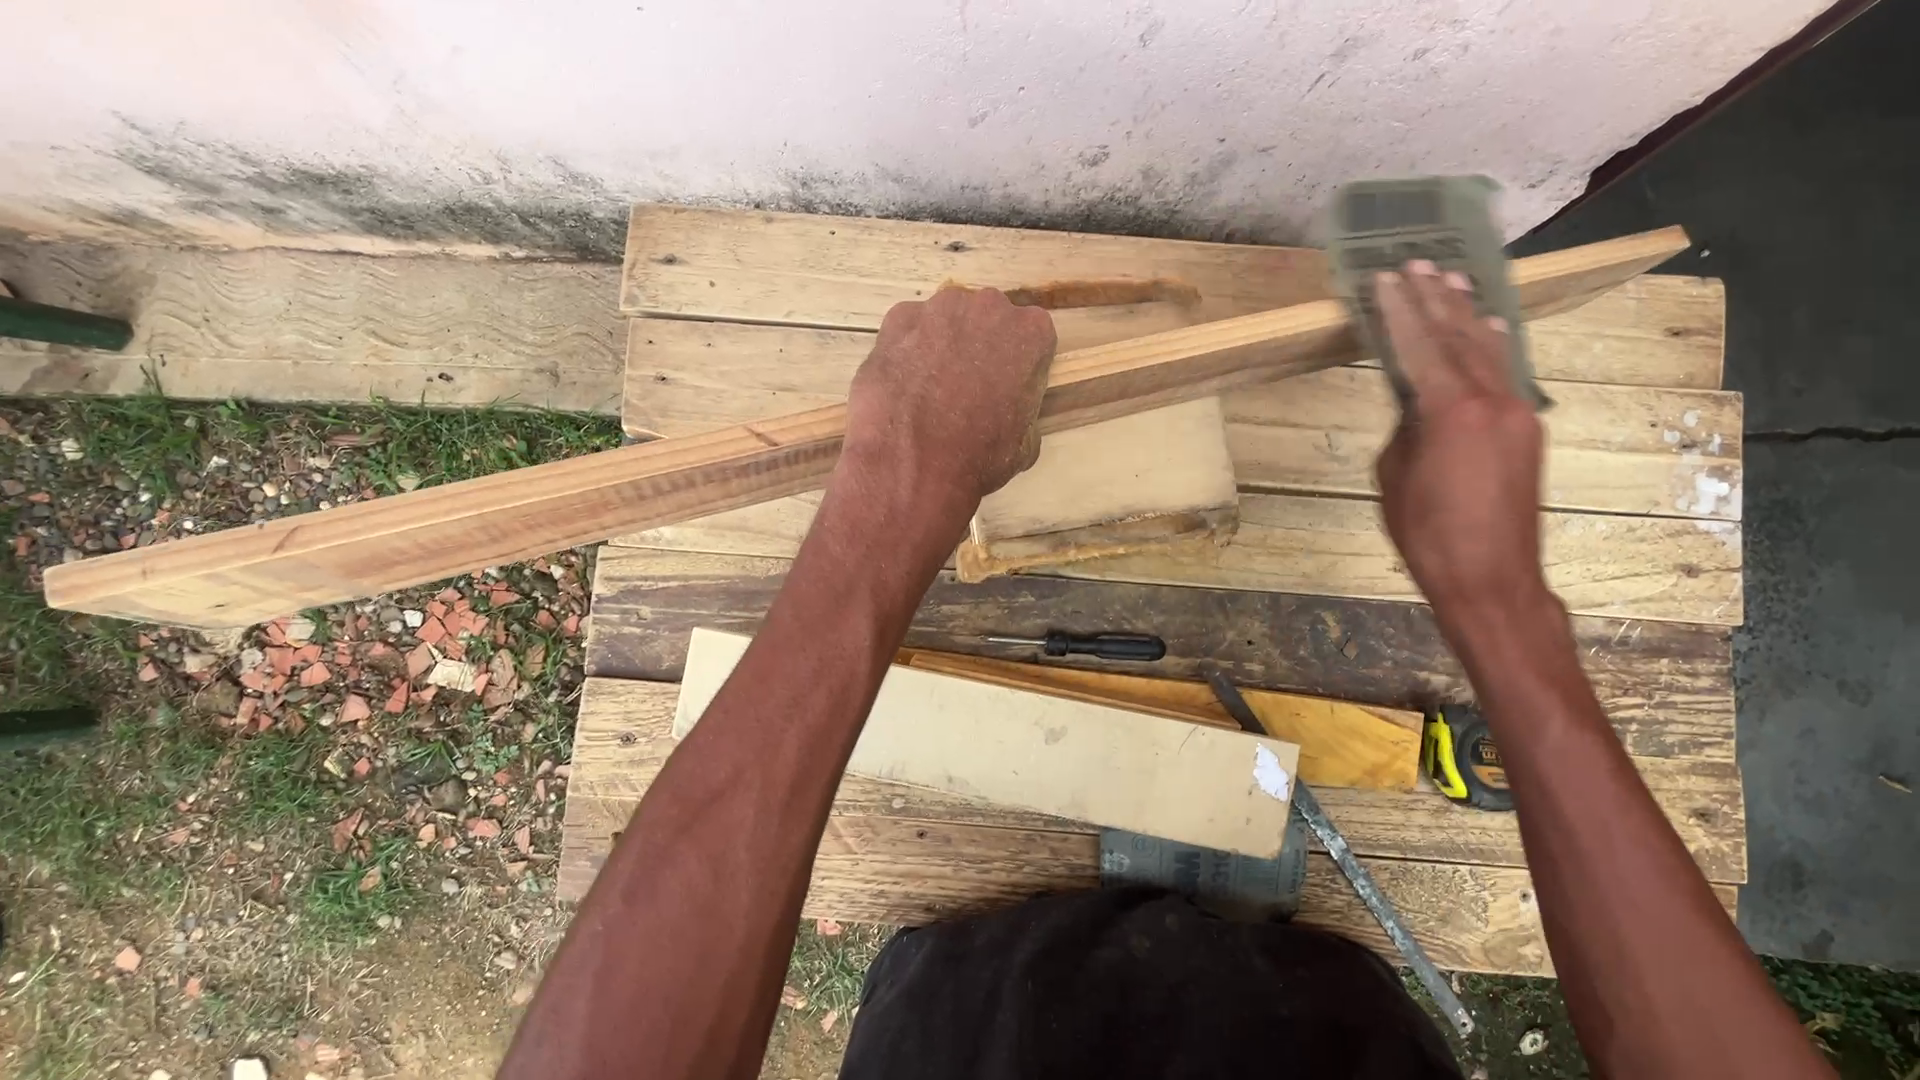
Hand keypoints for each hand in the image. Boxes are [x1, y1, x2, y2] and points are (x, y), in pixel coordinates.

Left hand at [841, 286, 1056, 516]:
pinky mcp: (898, 318)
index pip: (1032, 337)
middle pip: (988, 320)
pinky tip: (902, 383)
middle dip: (979, 346)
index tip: (1004, 387)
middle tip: (965, 388)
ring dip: (942, 343)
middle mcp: (989, 308)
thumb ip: (1023, 412)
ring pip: (946, 319)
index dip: (1017, 364)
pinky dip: (905, 348)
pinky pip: (908, 328)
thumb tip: (1009, 416)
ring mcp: (940, 309)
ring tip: (928, 388)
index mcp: (1032, 333)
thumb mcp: (1023, 445)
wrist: (913, 461)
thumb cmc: (978, 457)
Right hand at [1374, 261, 1551, 624]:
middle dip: (1436, 299)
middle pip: (1458, 336)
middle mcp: (1491, 399)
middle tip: (1419, 264)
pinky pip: (1506, 373)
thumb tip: (1415, 402)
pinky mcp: (1526, 429)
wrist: (1491, 576)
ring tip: (1454, 280)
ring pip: (1489, 350)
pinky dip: (1493, 346)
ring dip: (1468, 314)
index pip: (1419, 345)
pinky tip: (1490, 328)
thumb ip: (1406, 426)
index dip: (1399, 310)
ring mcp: (1516, 412)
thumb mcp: (1395, 475)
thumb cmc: (1427, 534)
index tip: (1386, 277)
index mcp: (1450, 409)